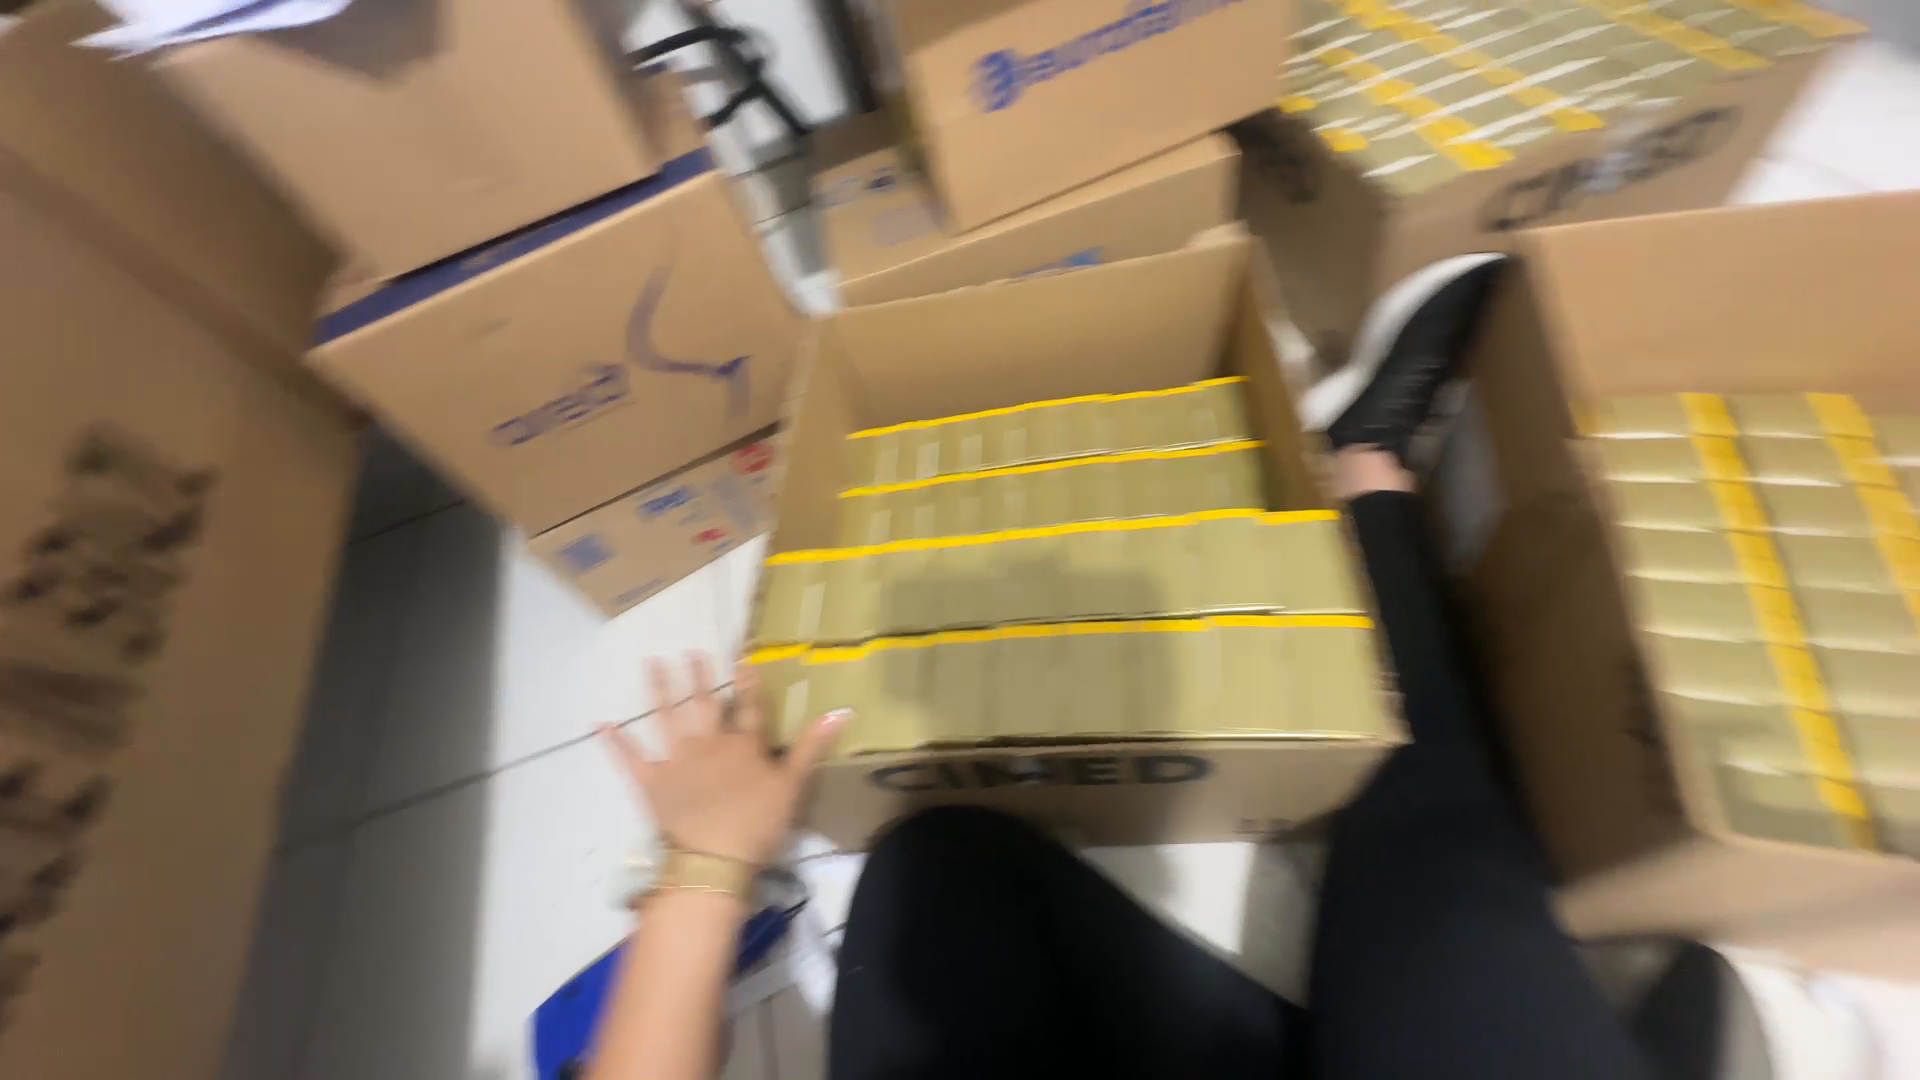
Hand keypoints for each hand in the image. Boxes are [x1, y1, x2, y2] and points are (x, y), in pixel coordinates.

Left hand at [600, 653, 844, 866]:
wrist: (715, 858)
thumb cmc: (758, 822)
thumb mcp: (794, 783)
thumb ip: (812, 745)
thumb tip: (843, 710)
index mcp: (743, 745)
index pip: (749, 707)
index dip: (748, 683)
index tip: (742, 657)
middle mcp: (709, 743)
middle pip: (705, 705)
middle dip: (699, 677)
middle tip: (690, 651)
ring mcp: (677, 760)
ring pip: (667, 718)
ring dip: (659, 691)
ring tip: (652, 664)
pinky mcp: (651, 782)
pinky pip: (630, 758)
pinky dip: (615, 742)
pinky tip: (601, 723)